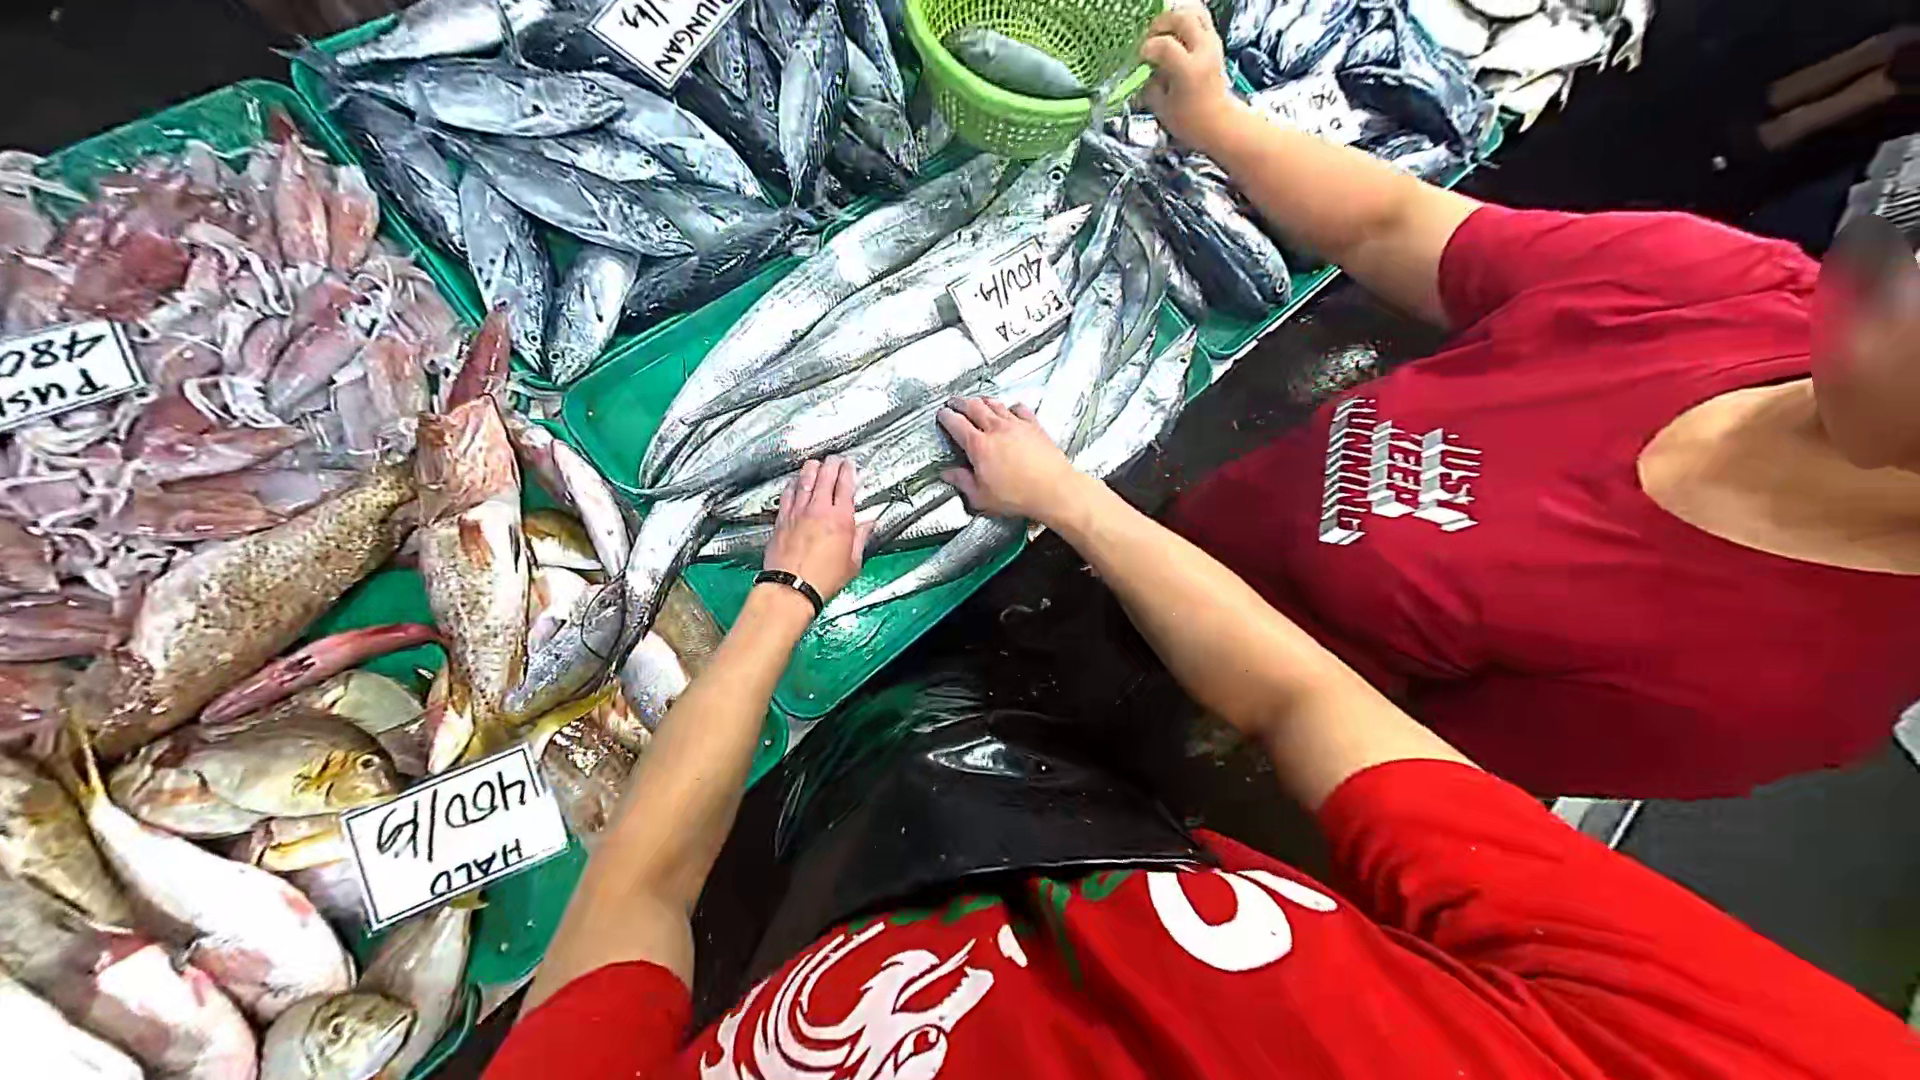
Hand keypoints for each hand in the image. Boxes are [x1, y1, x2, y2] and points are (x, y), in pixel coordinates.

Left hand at [762, 457, 871, 600]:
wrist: (792, 587)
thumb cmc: (823, 579)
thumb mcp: (853, 562)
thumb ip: (860, 538)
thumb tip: (868, 525)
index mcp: (840, 519)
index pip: (845, 485)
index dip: (848, 471)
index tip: (849, 466)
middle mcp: (818, 510)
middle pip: (824, 476)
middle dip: (831, 464)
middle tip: (834, 460)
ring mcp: (797, 512)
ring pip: (804, 480)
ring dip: (811, 469)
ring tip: (815, 463)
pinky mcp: (782, 519)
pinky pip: (787, 494)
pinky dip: (793, 484)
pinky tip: (794, 482)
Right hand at [937, 397, 1090, 523]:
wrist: (1053, 489)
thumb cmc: (1018, 496)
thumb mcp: (982, 497)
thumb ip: (963, 482)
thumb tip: (948, 474)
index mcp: (979, 446)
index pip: (957, 424)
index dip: (946, 417)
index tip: (942, 414)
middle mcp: (996, 430)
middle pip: (974, 407)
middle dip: (961, 402)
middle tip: (955, 402)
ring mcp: (1016, 425)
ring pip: (995, 404)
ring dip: (983, 400)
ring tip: (977, 400)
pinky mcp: (1034, 426)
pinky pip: (1020, 409)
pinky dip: (1011, 406)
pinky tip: (1010, 409)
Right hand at [1140, 6, 1237, 149]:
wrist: (1218, 122)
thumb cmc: (1189, 122)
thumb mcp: (1162, 109)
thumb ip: (1151, 87)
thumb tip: (1145, 74)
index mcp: (1187, 70)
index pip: (1164, 46)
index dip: (1148, 48)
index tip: (1140, 57)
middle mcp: (1202, 51)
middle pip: (1182, 20)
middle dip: (1161, 24)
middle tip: (1149, 36)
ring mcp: (1211, 44)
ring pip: (1195, 13)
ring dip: (1176, 17)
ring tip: (1163, 30)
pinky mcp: (1215, 43)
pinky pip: (1201, 20)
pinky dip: (1187, 22)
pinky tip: (1176, 34)